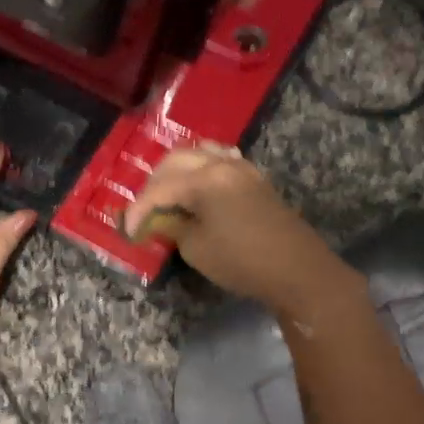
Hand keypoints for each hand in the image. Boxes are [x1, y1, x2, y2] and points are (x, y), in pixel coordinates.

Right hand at [121, 145, 362, 316]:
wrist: (296, 269)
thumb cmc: (241, 261)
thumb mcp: (195, 248)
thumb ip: (173, 226)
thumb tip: (160, 220)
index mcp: (205, 179)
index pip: (159, 188)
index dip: (139, 209)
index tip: (127, 230)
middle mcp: (223, 164)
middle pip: (177, 160)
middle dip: (154, 183)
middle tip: (144, 210)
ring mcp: (242, 169)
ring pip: (200, 154)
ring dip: (177, 171)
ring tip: (166, 196)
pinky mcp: (254, 180)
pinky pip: (220, 161)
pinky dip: (200, 170)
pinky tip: (195, 189)